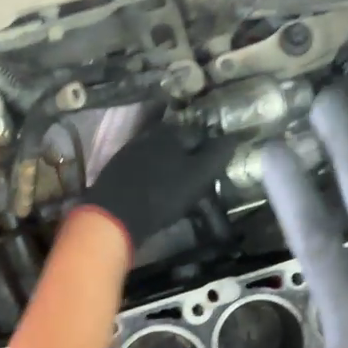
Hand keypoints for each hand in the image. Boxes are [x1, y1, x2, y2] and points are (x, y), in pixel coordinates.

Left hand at [74, 123, 235, 247]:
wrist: (114, 215)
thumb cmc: (162, 195)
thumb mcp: (197, 176)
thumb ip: (216, 156)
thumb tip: (234, 137)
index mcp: (172, 133)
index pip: (200, 135)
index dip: (212, 151)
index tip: (217, 169)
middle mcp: (151, 136)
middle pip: (178, 144)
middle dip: (191, 157)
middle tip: (200, 180)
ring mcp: (131, 152)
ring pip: (161, 156)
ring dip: (172, 167)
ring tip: (181, 187)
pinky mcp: (118, 170)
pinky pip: (145, 169)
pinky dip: (156, 177)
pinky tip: (158, 191)